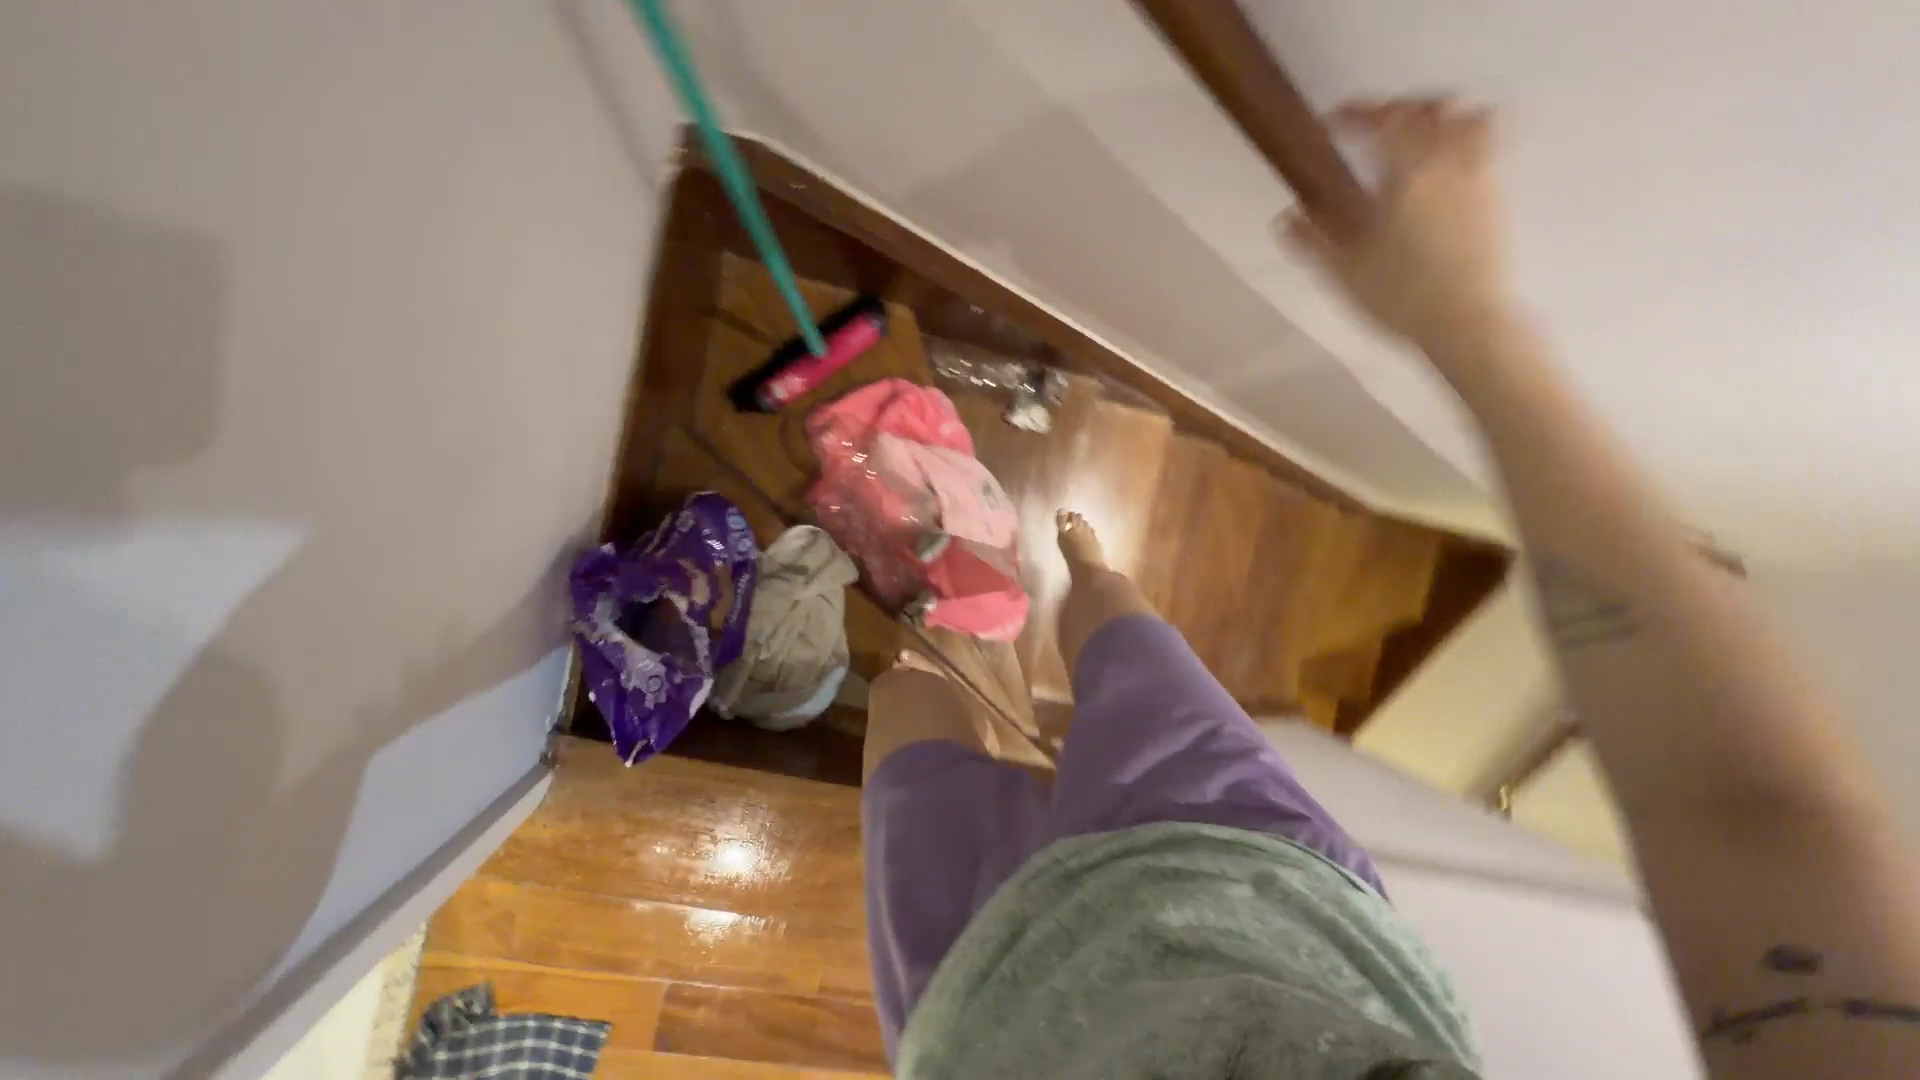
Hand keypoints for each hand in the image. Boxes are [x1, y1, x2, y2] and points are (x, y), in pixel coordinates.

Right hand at [1283, 98, 1507, 347]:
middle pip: (1429, 109)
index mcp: (1407, 175)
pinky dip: (1463, 141)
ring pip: (1469, 119)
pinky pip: (1485, 148)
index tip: (1331, 122)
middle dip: (1398, 109)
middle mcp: (1448, 164)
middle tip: (1373, 128)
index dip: (1356, 114)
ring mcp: (1479, 178)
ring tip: (1418, 136)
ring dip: (1441, 117)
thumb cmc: (1399, 297)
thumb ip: (1312, 240)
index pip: (1383, 121)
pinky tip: (1443, 169)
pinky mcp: (1496, 198)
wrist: (1466, 322)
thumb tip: (1285, 218)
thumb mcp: (1343, 273)